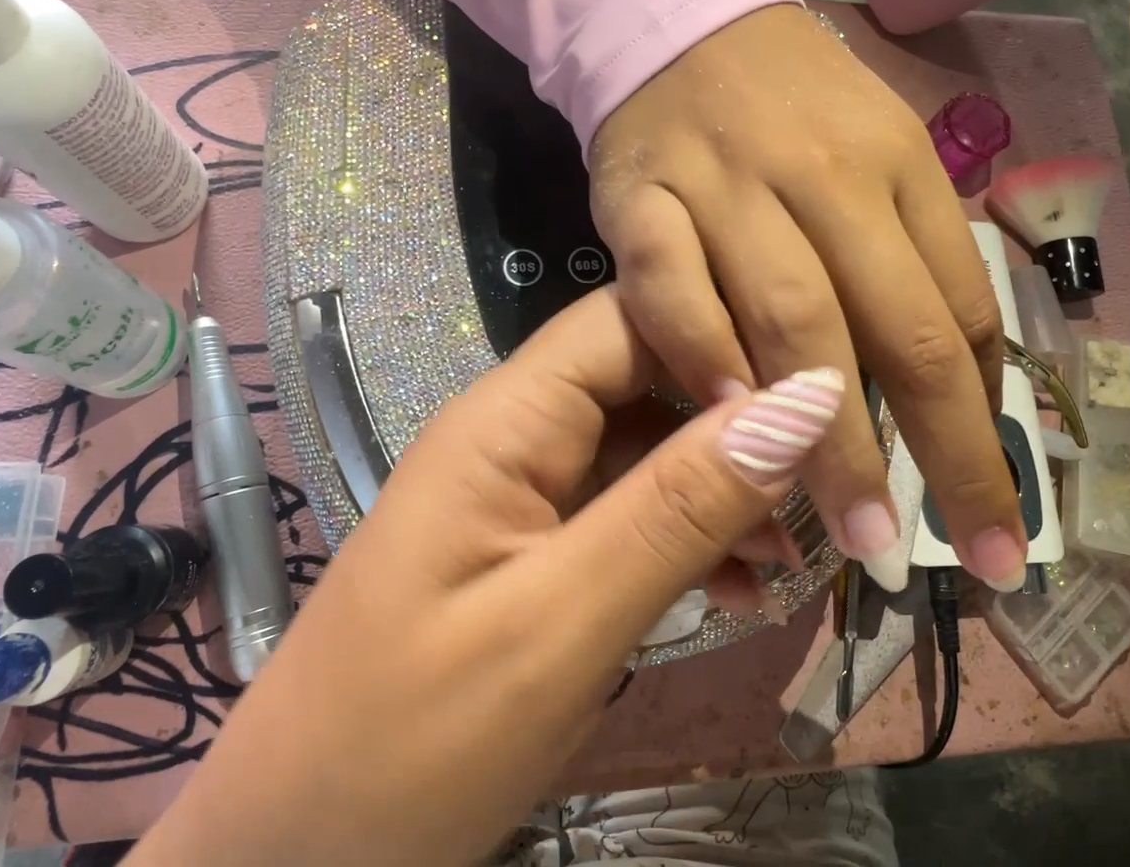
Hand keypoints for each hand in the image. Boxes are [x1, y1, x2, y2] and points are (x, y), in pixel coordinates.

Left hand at [127, 289, 842, 866]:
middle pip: (646, 381)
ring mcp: (522, 498)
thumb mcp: (561, 623)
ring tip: (795, 555)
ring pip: (646, 453)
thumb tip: (802, 399)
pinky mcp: (532, 554)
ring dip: (724, 492)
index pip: (630, 317)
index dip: (727, 336)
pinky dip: (690, 542)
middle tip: (832, 485)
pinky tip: (742, 589)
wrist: (297, 851)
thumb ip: (680, 507)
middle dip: (741, 422)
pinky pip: (627, 518)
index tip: (825, 397)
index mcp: (505, 421)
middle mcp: (514, 437)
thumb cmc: (411, 740)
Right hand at [589, 4, 1024, 593]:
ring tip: (850, 534)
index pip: (959, 314)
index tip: (1002, 529)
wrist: (678, 27)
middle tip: (941, 564)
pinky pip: (670, 285)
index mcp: (898, 171)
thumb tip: (964, 388)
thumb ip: (921, 259)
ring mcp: (727, 187)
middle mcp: (825, 178)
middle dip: (927, 456)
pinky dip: (698, 352)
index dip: (985, 431)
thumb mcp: (882, 158)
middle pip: (891, 328)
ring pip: (789, 316)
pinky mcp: (641, 200)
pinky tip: (721, 422)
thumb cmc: (794, 108)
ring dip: (823, 433)